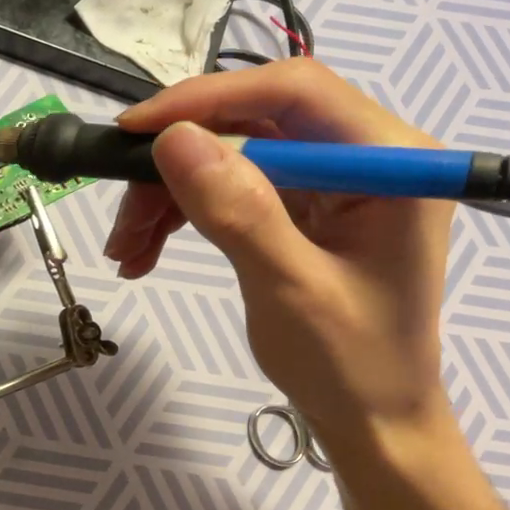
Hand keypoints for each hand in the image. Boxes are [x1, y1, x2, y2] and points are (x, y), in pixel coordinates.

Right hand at [103, 58, 454, 441]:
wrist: (371, 417)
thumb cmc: (348, 361)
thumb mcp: (289, 287)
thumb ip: (238, 210)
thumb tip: (174, 140)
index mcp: (387, 159)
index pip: (290, 91)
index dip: (205, 100)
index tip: (132, 132)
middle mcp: (360, 155)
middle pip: (248, 124)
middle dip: (173, 166)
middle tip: (121, 220)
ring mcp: (330, 181)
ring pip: (226, 157)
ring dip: (165, 197)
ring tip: (125, 250)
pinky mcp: (302, 207)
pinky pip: (227, 189)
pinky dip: (179, 215)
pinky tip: (145, 252)